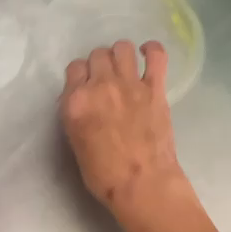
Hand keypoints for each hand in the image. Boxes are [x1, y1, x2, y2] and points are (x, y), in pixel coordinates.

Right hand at [59, 40, 196, 226]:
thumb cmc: (103, 173)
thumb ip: (77, 114)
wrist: (142, 183)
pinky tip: (148, 55)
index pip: (74, 69)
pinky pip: (156, 55)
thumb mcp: (75, 142)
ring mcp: (130, 84)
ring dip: (120, 54)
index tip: (84, 87)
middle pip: (97, 55)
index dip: (79, 76)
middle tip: (104, 79)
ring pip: (122, 48)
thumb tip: (82, 100)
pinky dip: (152, 50)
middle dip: (98, 64)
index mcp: (76, 102)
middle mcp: (101, 86)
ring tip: (123, 68)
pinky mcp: (155, 88)